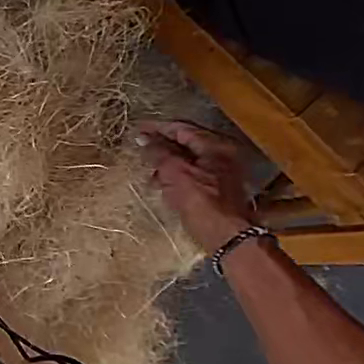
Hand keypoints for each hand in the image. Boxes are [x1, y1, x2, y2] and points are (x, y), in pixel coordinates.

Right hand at [134, 120, 257, 252]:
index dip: (157, 128)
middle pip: (187, 142)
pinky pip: (192, 173)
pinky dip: (175, 174)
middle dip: (162, 144)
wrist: (227, 235)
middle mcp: (223, 154)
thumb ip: (159, 152)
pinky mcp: (218, 188)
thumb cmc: (201, 201)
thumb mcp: (174, 172)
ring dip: (167, 161)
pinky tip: (162, 183)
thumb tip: (143, 138)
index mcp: (215, 145)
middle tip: (140, 146)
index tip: (137, 129)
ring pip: (189, 159)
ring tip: (147, 168)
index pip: (182, 128)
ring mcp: (222, 171)